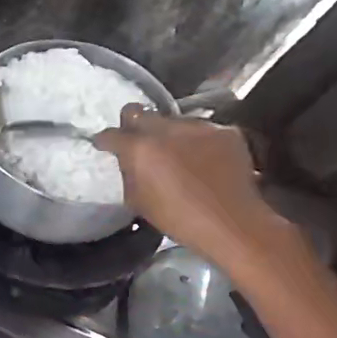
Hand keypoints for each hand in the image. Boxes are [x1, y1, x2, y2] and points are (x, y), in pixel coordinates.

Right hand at [95, 105, 277, 263]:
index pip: (112, 134)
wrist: (232, 223)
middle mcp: (167, 129)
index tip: (105, 145)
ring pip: (175, 121)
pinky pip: (203, 131)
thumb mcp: (140, 202)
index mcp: (140, 148)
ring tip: (178, 154)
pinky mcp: (224, 131)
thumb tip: (128, 162)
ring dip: (171, 135)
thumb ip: (129, 174)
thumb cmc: (179, 220)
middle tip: (139, 142)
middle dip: (135, 125)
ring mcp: (198, 126)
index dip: (105, 140)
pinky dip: (200, 143)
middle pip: (140, 114)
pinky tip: (206, 160)